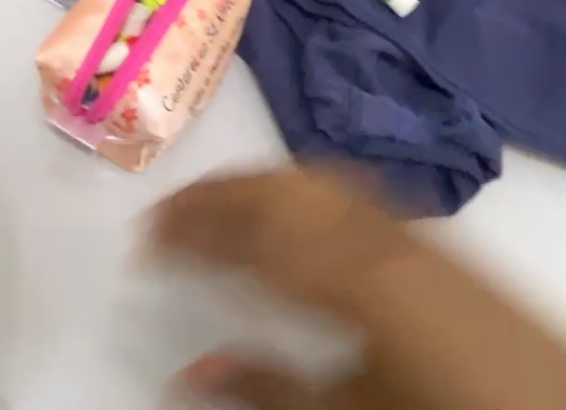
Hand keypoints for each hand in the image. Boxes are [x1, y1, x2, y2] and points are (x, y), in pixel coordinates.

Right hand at [155, 169, 565, 409]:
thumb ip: (268, 390)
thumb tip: (184, 373)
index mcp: (350, 279)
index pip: (249, 236)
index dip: (192, 232)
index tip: (146, 237)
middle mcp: (369, 231)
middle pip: (273, 190)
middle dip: (212, 196)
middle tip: (164, 215)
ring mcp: (398, 222)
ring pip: (305, 177)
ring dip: (250, 184)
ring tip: (210, 202)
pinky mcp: (420, 228)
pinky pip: (338, 187)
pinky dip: (293, 185)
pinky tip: (283, 204)